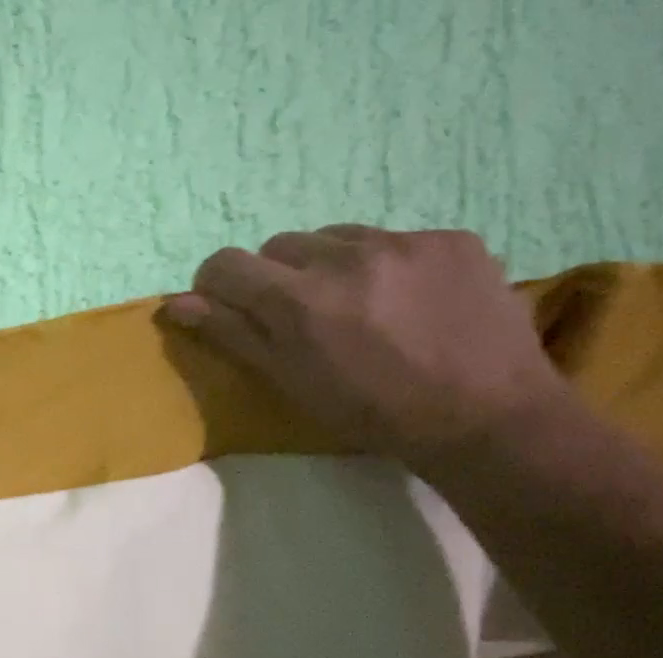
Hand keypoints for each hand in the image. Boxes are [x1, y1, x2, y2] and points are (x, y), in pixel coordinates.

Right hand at [164, 226, 575, 469]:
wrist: (484, 415)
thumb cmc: (370, 412)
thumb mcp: (289, 381)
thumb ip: (232, 334)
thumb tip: (177, 303)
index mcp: (298, 300)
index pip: (228, 264)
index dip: (218, 284)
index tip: (230, 306)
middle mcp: (345, 257)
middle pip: (280, 244)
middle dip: (278, 276)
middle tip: (301, 316)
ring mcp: (404, 241)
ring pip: (337, 236)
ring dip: (331, 265)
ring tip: (358, 306)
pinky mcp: (451, 237)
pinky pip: (395, 238)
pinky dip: (386, 264)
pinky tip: (408, 302)